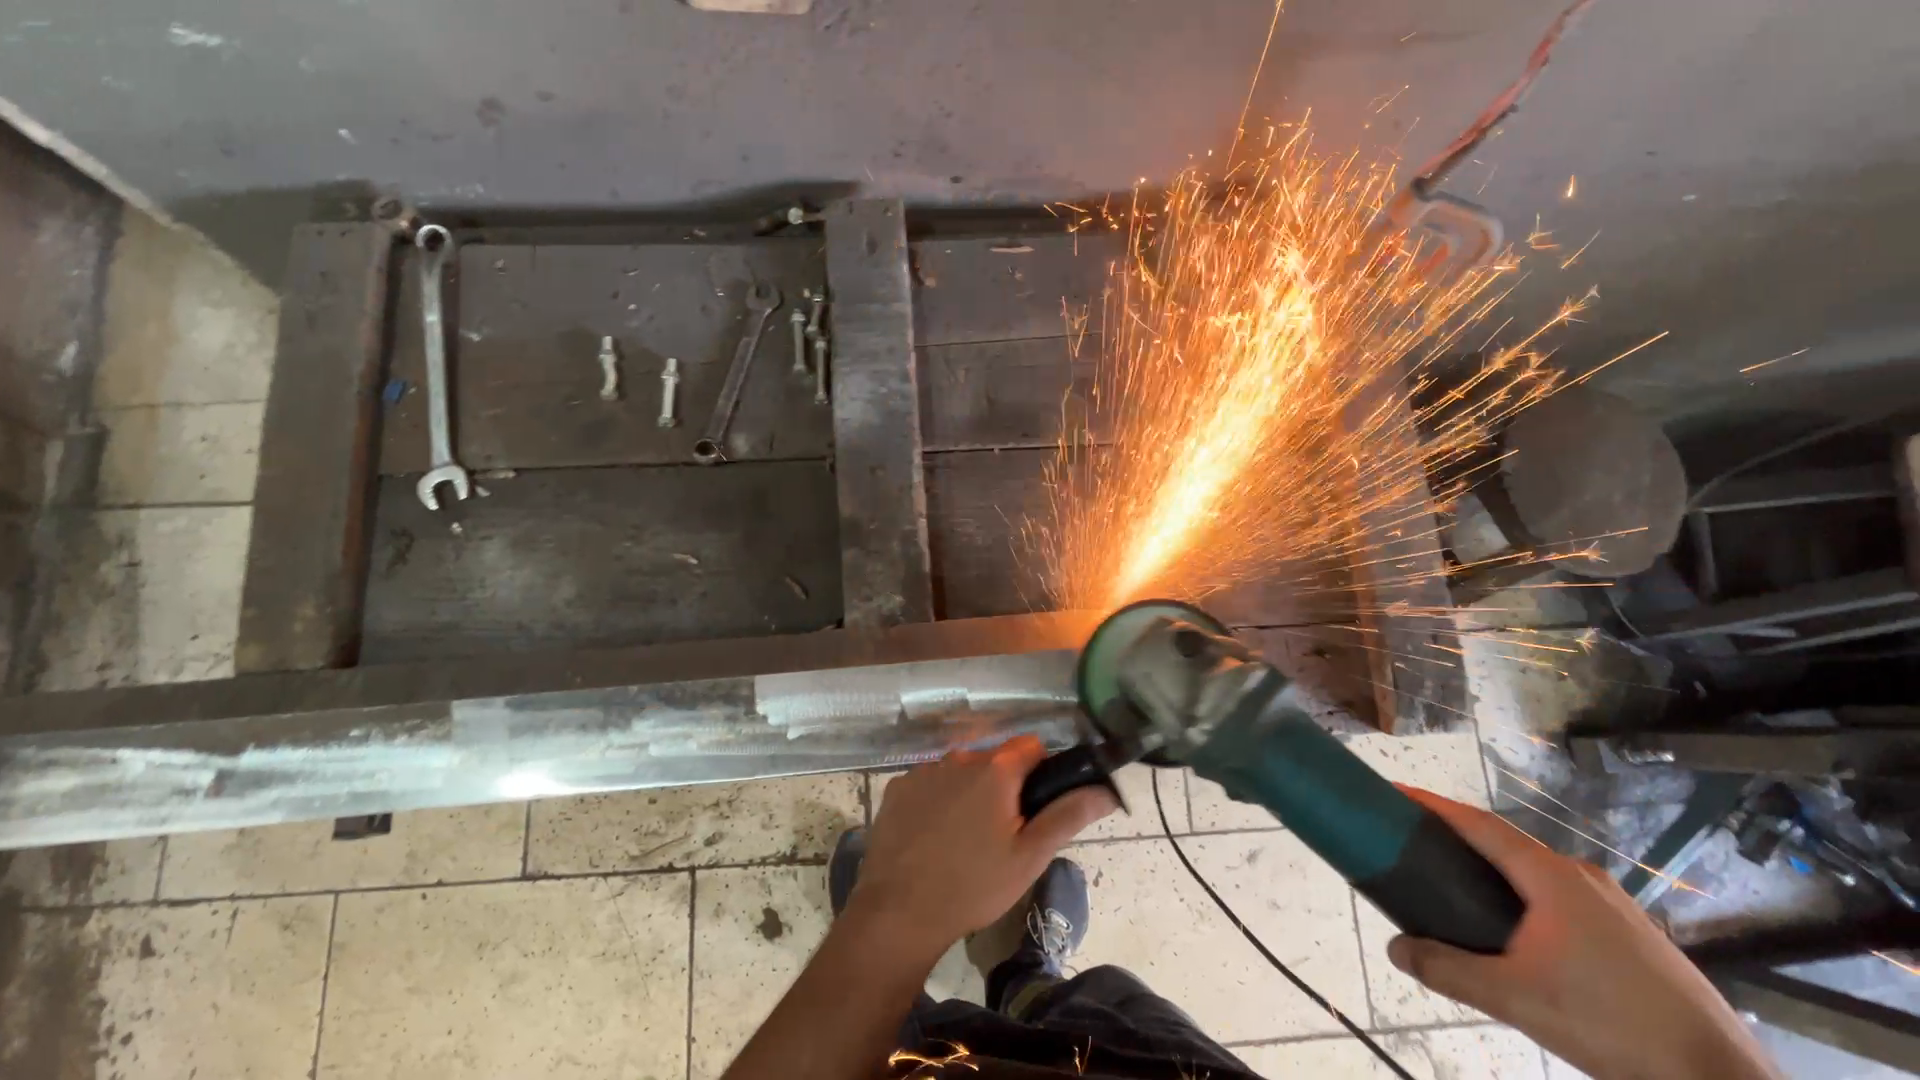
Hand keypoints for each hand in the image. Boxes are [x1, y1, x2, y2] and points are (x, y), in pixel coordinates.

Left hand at [849, 736, 1117, 958]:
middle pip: (994, 761)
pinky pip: (929, 786)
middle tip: (1004, 835)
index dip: (1042, 770)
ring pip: (960, 773)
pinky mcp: (896, 790)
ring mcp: (922, 773)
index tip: (1038, 805)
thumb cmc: (974, 885)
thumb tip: (1106, 789)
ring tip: (966, 842)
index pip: (1031, 746)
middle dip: (1004, 788)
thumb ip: (1068, 815)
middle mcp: (957, 759)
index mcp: (994, 770)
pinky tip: (933, 840)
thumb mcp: (1030, 856)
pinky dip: (937, 802)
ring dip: (969, 793)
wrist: (899, 913)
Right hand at [1386, 788, 1778, 1079]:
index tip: (1397, 793)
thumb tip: (1395, 948)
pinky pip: (1560, 900)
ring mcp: (1613, 905)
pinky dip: (1523, 900)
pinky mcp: (1631, 934)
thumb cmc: (1608, 1023)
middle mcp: (1583, 878)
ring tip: (1455, 894)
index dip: (1435, 806)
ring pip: (1536, 876)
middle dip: (1458, 841)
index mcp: (1553, 878)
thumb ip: (1447, 969)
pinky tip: (1515, 936)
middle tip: (1413, 848)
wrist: (1714, 1076)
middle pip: (1507, 846)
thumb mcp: (1514, 1000)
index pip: (1481, 825)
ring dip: (1492, 874)